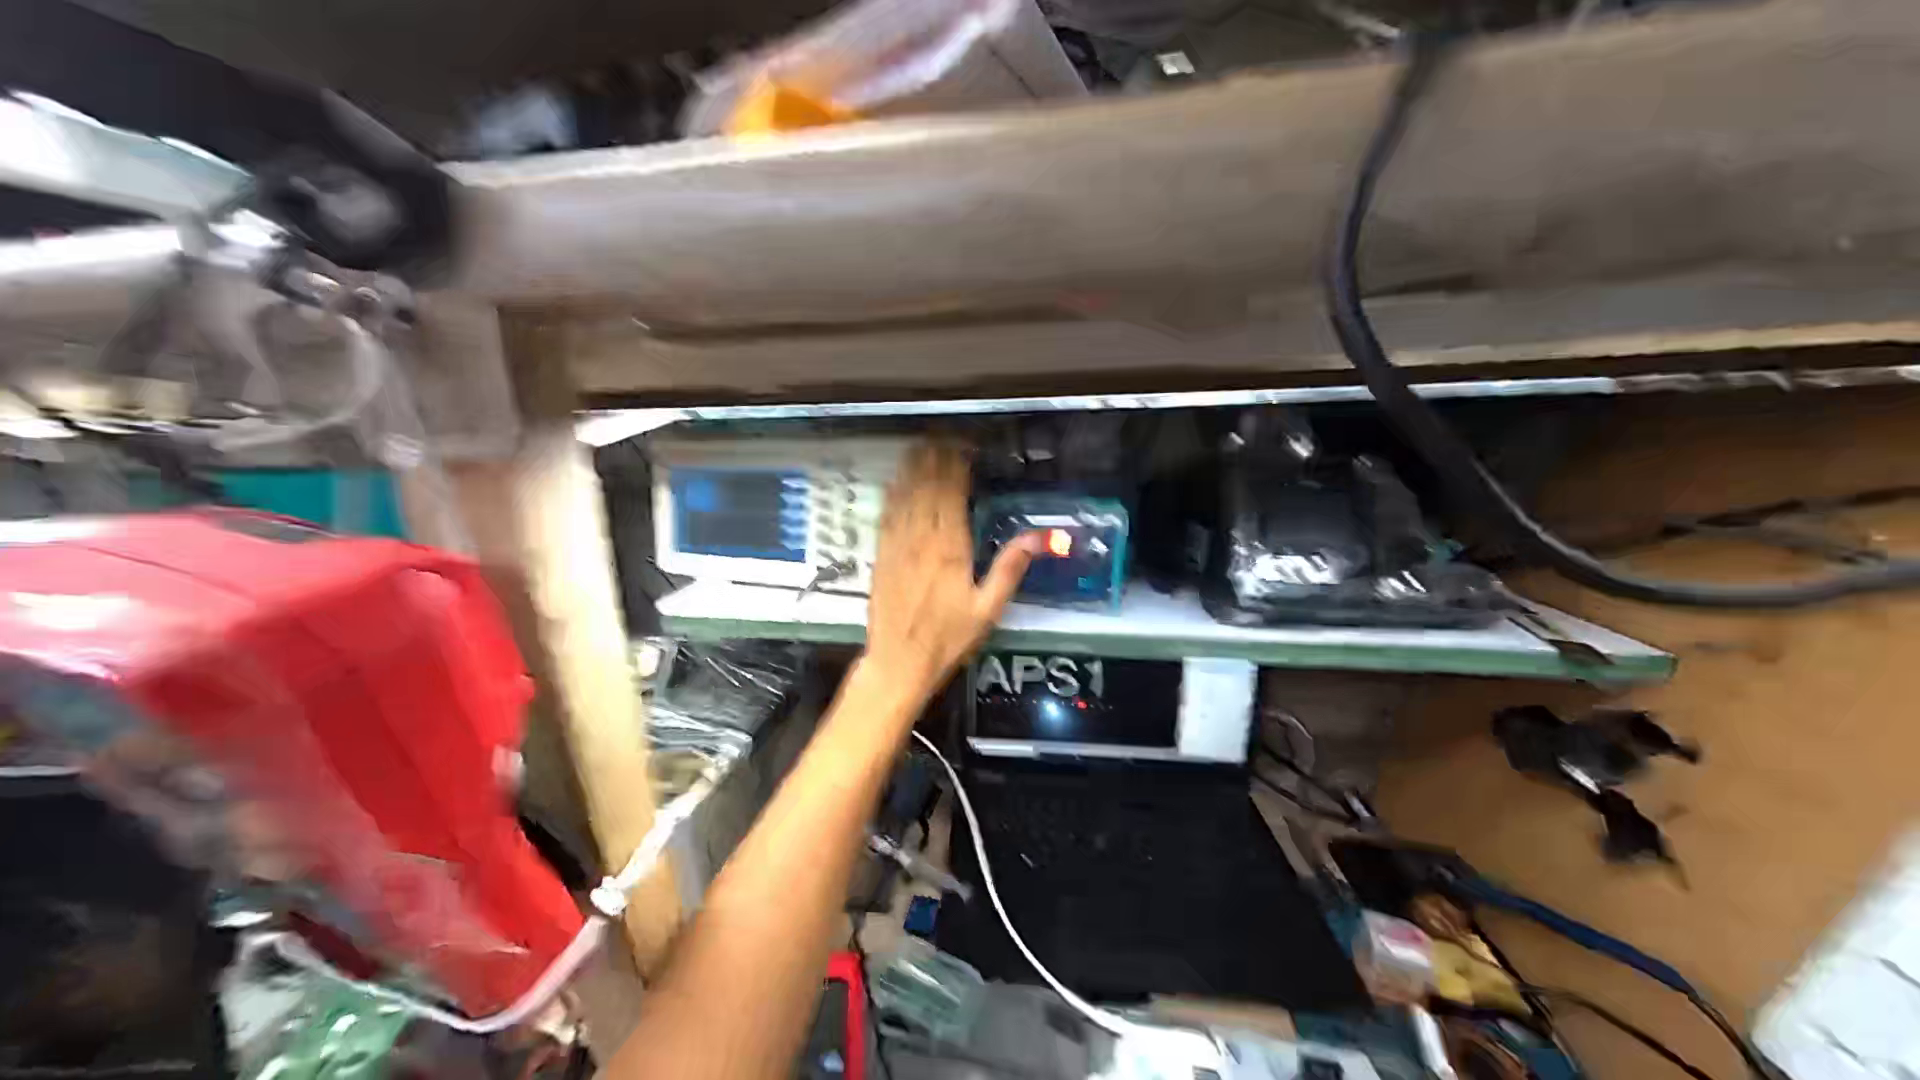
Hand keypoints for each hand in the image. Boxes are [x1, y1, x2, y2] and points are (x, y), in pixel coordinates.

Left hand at [862, 441, 1040, 703]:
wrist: (898, 662)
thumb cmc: (947, 639)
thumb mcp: (988, 609)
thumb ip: (1010, 568)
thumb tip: (1041, 537)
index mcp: (950, 547)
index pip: (952, 492)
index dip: (958, 465)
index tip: (966, 446)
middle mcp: (921, 538)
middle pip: (927, 485)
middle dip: (936, 458)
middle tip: (945, 436)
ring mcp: (896, 544)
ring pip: (905, 494)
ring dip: (914, 467)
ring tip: (923, 444)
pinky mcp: (880, 554)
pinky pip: (887, 513)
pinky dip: (893, 492)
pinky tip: (897, 479)